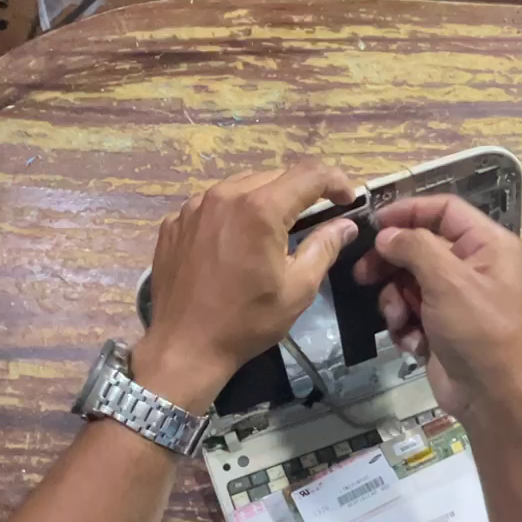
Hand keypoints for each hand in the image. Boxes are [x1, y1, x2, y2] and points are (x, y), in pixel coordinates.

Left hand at [132, 161, 359, 409]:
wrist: (184, 346)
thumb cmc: (246, 322)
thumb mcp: (297, 289)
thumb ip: (324, 248)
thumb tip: (345, 225)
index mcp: (260, 209)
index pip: (309, 174)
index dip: (335, 180)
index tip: (347, 198)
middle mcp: (225, 196)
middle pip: (273, 177)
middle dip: (299, 193)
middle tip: (313, 219)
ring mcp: (193, 207)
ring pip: (240, 188)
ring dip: (263, 201)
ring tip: (272, 231)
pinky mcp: (174, 223)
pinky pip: (210, 206)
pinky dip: (230, 216)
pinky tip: (233, 244)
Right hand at [353, 195, 521, 428]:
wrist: (493, 397)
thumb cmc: (480, 332)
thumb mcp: (448, 281)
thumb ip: (415, 248)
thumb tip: (386, 235)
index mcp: (485, 245)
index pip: (443, 210)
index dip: (408, 211)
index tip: (374, 223)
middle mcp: (470, 266)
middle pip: (418, 248)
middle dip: (391, 264)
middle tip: (363, 275)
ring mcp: (453, 299)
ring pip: (406, 283)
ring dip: (395, 303)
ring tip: (400, 321)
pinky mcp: (438, 327)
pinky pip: (408, 313)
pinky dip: (404, 327)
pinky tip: (413, 344)